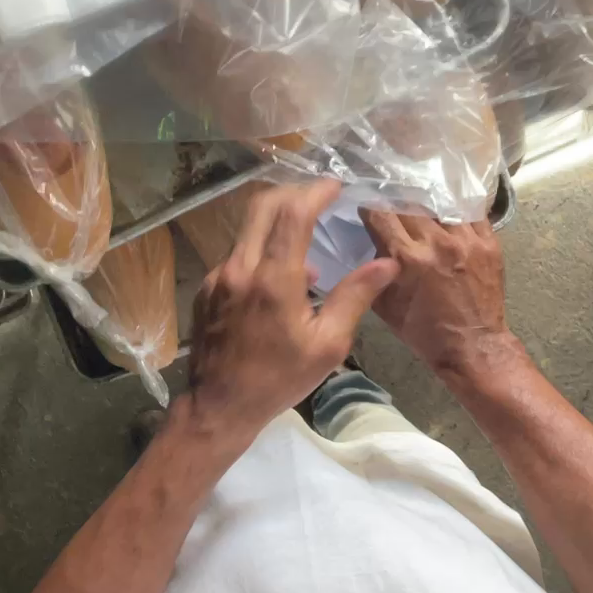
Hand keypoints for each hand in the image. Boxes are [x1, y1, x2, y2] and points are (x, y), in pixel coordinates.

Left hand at [176, 181, 397, 448]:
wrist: (218, 407)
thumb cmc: (278, 380)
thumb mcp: (327, 345)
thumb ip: (354, 298)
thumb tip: (387, 265)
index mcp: (272, 280)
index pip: (293, 214)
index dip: (316, 192)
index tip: (335, 186)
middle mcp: (239, 269)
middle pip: (261, 207)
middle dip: (292, 194)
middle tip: (317, 200)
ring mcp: (216, 279)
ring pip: (245, 232)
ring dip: (275, 227)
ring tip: (303, 249)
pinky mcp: (204, 291)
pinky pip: (234, 258)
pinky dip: (258, 255)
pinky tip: (276, 282)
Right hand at [360, 209, 524, 381]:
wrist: (471, 344)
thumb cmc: (422, 331)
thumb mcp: (385, 305)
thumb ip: (376, 273)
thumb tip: (373, 245)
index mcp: (408, 259)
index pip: (383, 217)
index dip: (371, 208)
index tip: (366, 206)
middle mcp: (437, 243)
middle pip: (411, 206)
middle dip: (397, 203)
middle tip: (390, 203)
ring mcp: (467, 240)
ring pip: (441, 205)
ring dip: (426, 205)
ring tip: (419, 207)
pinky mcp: (489, 243)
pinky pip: (471, 213)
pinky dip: (455, 211)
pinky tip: (447, 213)